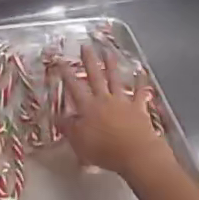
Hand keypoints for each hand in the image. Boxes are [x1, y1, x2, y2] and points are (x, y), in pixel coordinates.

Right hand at [60, 43, 173, 177]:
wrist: (135, 153)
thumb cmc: (103, 150)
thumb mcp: (78, 141)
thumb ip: (68, 127)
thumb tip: (57, 116)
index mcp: (87, 107)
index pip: (74, 87)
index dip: (66, 73)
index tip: (60, 60)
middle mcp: (104, 100)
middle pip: (95, 77)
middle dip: (89, 61)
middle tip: (85, 46)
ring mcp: (122, 102)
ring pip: (115, 80)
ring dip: (111, 65)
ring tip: (108, 52)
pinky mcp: (139, 109)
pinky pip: (140, 93)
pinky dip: (140, 83)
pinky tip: (141, 72)